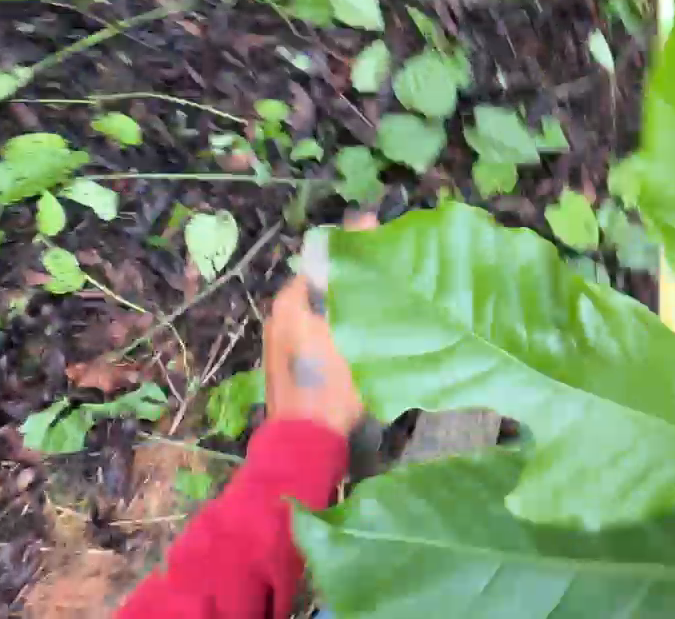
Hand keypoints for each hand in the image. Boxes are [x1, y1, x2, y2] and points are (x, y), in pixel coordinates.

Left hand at [262, 213, 375, 433]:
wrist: (306, 443)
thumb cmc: (330, 381)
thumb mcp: (351, 326)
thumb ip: (359, 280)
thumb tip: (369, 231)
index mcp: (290, 301)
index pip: (327, 256)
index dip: (360, 248)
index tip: (389, 244)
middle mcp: (281, 314)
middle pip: (326, 282)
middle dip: (357, 277)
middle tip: (394, 274)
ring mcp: (283, 339)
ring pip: (325, 306)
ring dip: (351, 301)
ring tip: (387, 299)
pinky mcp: (292, 361)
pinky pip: (321, 328)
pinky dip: (342, 323)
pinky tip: (369, 331)